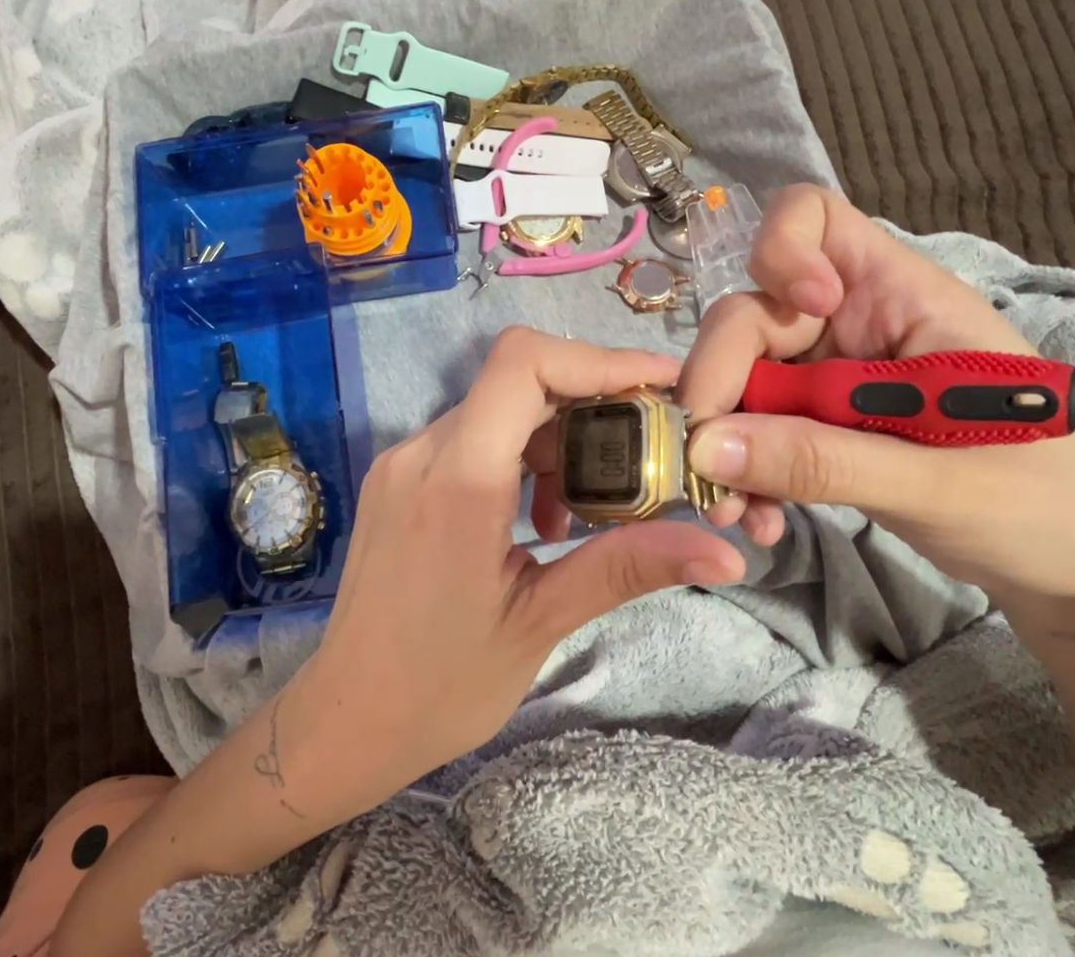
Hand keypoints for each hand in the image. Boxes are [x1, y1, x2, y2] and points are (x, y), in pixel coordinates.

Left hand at [304, 327, 745, 778]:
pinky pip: (468, 441)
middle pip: (517, 382)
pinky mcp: (397, 483)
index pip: (524, 364)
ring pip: (495, 411)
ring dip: (556, 440)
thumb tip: (724, 551)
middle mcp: (421, 453)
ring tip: (592, 509)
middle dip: (592, 406)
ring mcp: (401, 464)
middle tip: (649, 455)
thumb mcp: (540, 621)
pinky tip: (541, 520)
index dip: (598, 359)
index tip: (661, 387)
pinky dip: (518, 459)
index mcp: (458, 480)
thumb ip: (625, 568)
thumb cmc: (440, 683)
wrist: (350, 715)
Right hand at [675, 184, 1074, 608]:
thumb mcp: (943, 485)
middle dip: (719, 385)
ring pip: (741, 385)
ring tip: (733, 514)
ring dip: (720, 445)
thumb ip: (823, 462)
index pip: (815, 221)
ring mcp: (832, 385)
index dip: (781, 252)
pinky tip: (758, 523)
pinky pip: (753, 435)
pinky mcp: (820, 434)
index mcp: (905, 301)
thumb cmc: (1055, 510)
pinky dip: (741, 475)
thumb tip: (701, 446)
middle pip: (751, 317)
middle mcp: (855, 329)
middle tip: (704, 463)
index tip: (792, 320)